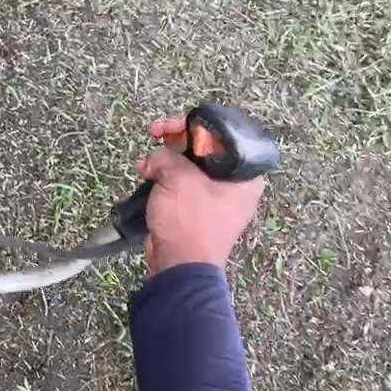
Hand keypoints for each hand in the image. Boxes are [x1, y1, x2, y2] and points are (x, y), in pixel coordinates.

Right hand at [137, 118, 264, 276]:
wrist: (180, 263)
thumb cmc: (189, 219)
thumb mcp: (179, 179)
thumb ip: (167, 156)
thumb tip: (155, 160)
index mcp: (245, 176)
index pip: (223, 136)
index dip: (194, 126)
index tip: (169, 127)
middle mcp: (234, 184)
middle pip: (204, 149)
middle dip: (174, 142)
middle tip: (154, 136)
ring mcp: (214, 197)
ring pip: (188, 165)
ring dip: (163, 160)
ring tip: (144, 167)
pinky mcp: (194, 208)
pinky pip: (179, 183)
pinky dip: (162, 177)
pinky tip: (145, 177)